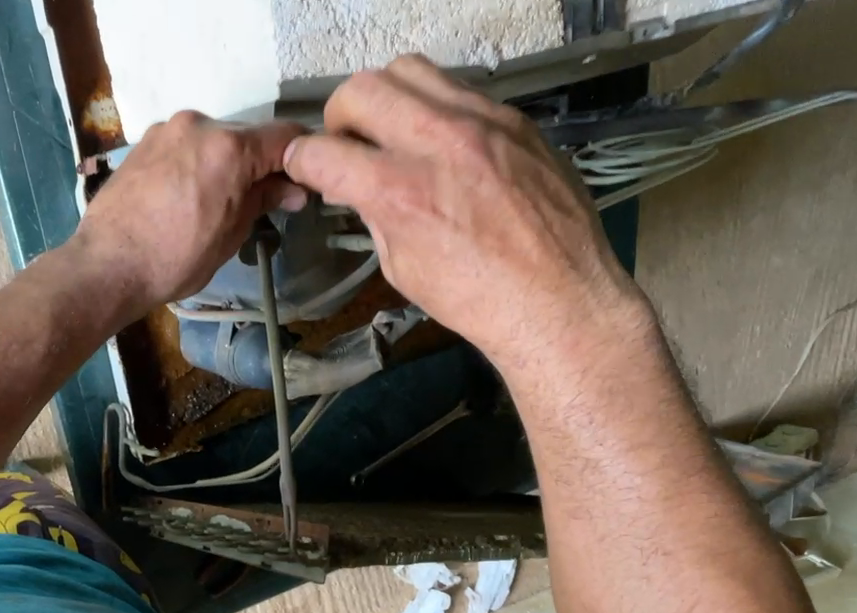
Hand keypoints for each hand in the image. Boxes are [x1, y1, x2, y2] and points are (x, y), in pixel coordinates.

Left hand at [73, 113, 307, 312]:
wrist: (106, 266)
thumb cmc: (173, 260)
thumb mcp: (228, 236)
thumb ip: (262, 202)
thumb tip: (293, 189)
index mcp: (229, 147)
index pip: (285, 137)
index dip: (299, 160)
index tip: (302, 183)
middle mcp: (198, 124)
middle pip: (244, 138)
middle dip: (255, 165)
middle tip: (255, 202)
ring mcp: (165, 130)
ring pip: (209, 142)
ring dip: (220, 165)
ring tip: (211, 204)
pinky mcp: (141, 144)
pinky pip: (180, 148)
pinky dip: (191, 166)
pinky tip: (181, 199)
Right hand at [282, 55, 654, 370]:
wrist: (555, 298)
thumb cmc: (472, 298)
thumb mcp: (400, 266)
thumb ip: (375, 215)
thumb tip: (357, 187)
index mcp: (400, 192)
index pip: (324, 152)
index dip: (301, 161)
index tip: (302, 168)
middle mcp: (438, 142)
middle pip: (362, 89)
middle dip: (339, 117)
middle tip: (346, 145)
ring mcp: (481, 122)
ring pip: (410, 70)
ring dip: (385, 99)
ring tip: (390, 134)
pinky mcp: (513, 119)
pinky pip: (456, 89)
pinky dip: (431, 110)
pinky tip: (436, 145)